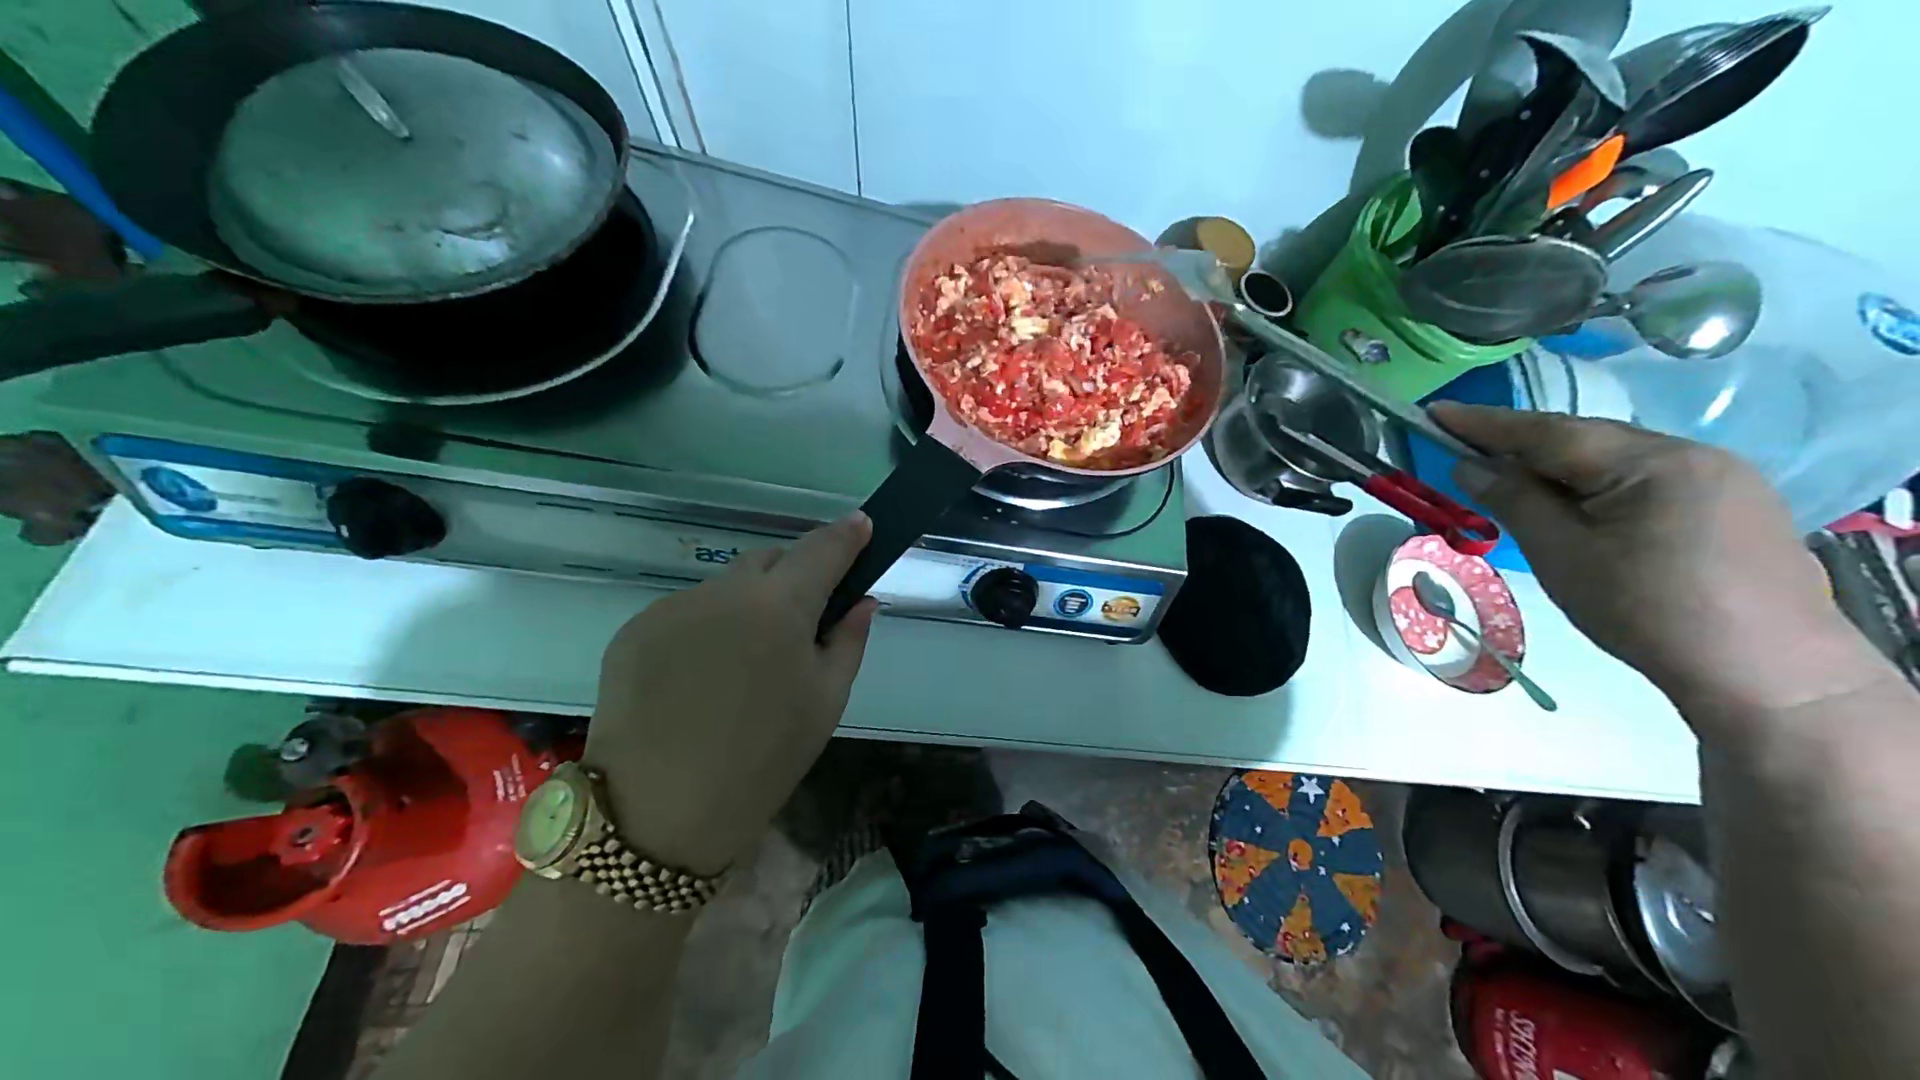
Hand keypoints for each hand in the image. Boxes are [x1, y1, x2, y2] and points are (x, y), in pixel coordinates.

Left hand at [584, 513, 878, 874]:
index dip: (846, 535)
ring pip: (726, 587)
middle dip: (794, 574)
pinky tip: (700, 676)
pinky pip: (686, 612)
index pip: (821, 550)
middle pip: (770, 560)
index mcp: (779, 606)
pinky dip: (706, 627)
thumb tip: (861, 601)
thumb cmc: (763, 759)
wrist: (657, 812)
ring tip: (744, 664)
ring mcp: (673, 607)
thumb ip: (849, 640)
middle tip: (802, 620)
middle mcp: (724, 591)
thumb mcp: (826, 702)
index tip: (862, 525)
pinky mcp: (634, 629)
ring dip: (747, 605)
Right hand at [1432, 405, 1883, 717]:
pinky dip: (1595, 483)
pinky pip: (1644, 479)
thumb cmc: (1646, 610)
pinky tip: (1573, 504)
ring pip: (1615, 459)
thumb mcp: (1561, 554)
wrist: (1767, 672)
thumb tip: (1469, 466)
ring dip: (1557, 467)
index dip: (1485, 423)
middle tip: (1464, 449)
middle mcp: (1692, 454)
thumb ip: (1513, 500)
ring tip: (1509, 480)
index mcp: (1652, 461)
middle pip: (1586, 439)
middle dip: (1522, 443)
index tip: (1436, 412)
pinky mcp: (1732, 504)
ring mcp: (1721, 477)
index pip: (1550, 431)